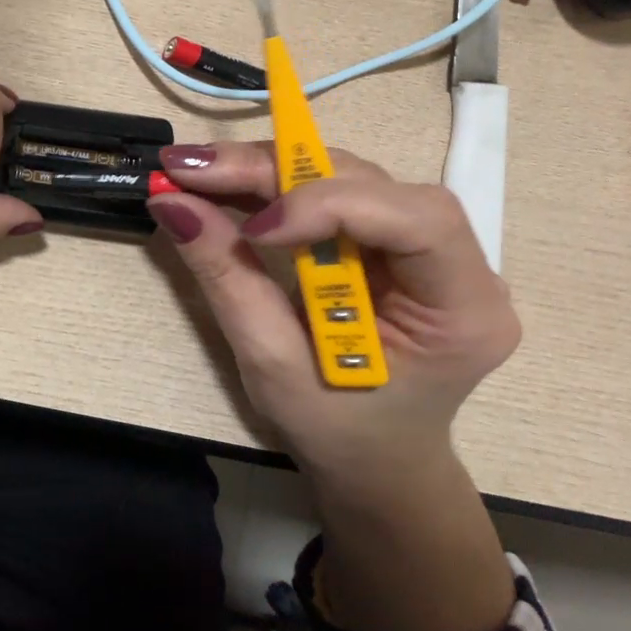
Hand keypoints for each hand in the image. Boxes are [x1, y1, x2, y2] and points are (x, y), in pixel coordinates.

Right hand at [145, 141, 520, 491]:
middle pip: (373, 185)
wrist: (371, 462)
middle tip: (188, 169)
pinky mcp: (382, 243)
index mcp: (460, 310)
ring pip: (347, 178)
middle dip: (277, 170)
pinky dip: (268, 184)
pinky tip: (216, 182)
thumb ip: (227, 278)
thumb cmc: (334, 428)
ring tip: (190, 172)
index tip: (253, 231)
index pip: (416, 221)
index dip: (329, 207)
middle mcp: (456, 265)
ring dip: (265, 168)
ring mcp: (420, 249)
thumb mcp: (271, 362)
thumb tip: (170, 203)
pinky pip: (328, 194)